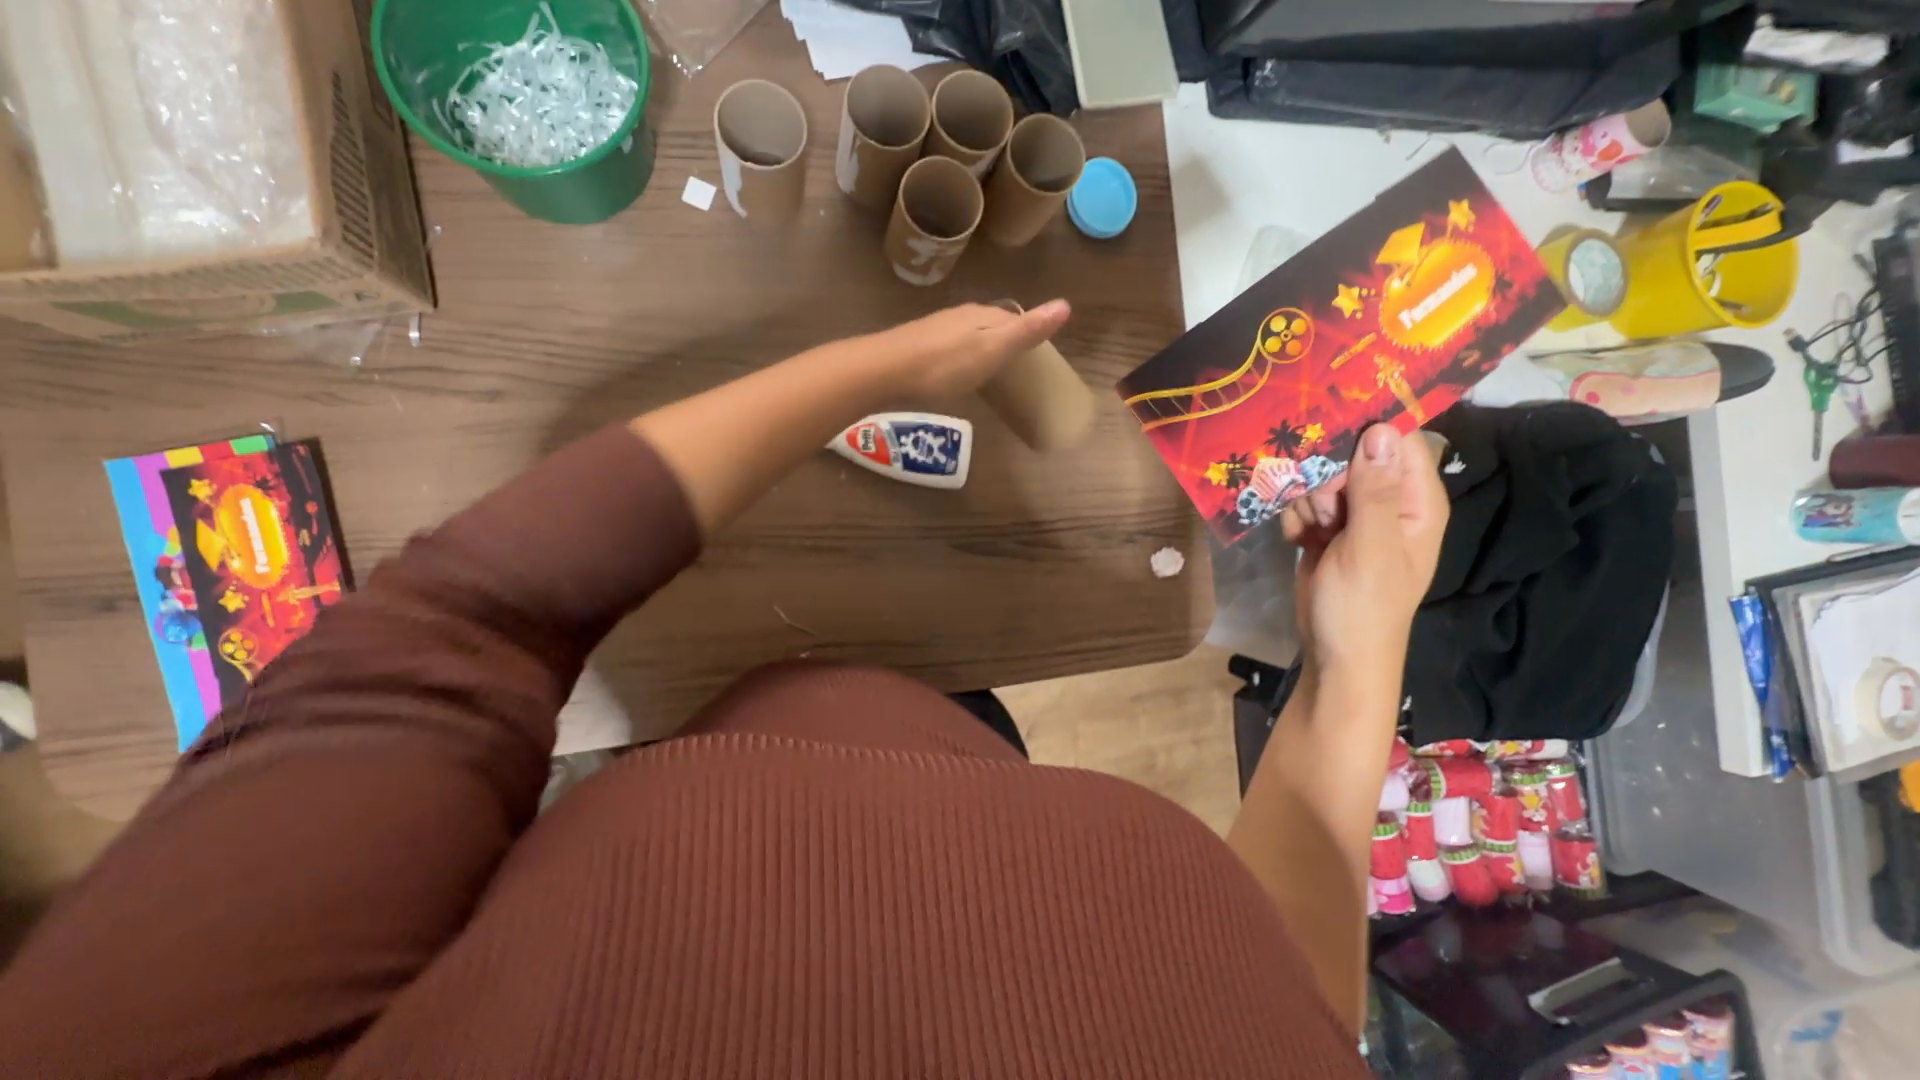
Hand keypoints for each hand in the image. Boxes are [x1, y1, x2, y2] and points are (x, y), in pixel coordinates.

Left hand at [863, 300, 1071, 399]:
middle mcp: (960, 315)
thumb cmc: (944, 365)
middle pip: (991, 323)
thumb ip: (1026, 331)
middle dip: (1004, 338)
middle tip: (1017, 363)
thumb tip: (1065, 304)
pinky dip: (960, 356)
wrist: (886, 371)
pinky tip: (956, 372)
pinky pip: (950, 347)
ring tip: (990, 369)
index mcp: (983, 315)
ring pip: (968, 333)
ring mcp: (937, 328)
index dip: (1028, 331)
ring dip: (981, 347)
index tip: (1039, 352)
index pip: (1014, 317)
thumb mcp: (992, 350)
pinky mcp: (918, 345)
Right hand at [1281, 425, 1448, 673]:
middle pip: (1353, 458)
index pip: (1401, 444)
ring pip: (1322, 481)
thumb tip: (1381, 429)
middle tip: (1325, 509)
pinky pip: (1304, 505)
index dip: (1369, 433)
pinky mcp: (1325, 533)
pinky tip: (1298, 542)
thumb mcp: (1371, 547)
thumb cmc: (1364, 607)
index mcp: (1416, 503)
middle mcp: (1389, 504)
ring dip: (1308, 501)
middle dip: (1329, 477)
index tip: (1333, 432)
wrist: (1335, 657)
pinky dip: (1296, 520)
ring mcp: (1355, 520)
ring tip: (1314, 533)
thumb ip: (1374, 490)